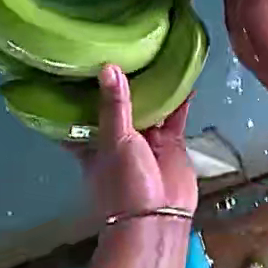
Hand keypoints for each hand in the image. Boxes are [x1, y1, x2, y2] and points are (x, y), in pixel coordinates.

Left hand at [76, 63, 196, 221]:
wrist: (158, 217)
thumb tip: (108, 67)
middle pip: (119, 107)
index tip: (81, 66)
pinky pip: (175, 117)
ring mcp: (146, 142)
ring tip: (157, 58)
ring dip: (154, 89)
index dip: (81, 93)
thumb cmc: (125, 183)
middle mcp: (118, 140)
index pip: (82, 114)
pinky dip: (181, 101)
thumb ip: (115, 106)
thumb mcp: (114, 141)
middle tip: (126, 50)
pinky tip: (186, 80)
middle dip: (123, 85)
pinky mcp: (171, 143)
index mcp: (93, 143)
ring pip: (149, 109)